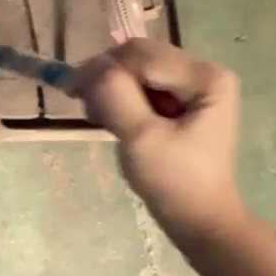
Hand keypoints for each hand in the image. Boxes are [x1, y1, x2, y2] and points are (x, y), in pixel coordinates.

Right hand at [69, 39, 245, 235]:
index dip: (102, 68)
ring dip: (111, 89)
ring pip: (137, 70)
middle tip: (84, 107)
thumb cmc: (174, 182)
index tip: (70, 93)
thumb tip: (88, 70)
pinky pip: (142, 85)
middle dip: (106, 78)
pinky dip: (121, 97)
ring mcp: (195, 86)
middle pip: (139, 57)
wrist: (199, 220)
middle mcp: (205, 72)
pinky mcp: (184, 101)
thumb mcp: (140, 138)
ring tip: (99, 118)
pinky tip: (112, 118)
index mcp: (206, 77)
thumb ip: (115, 96)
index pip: (140, 54)